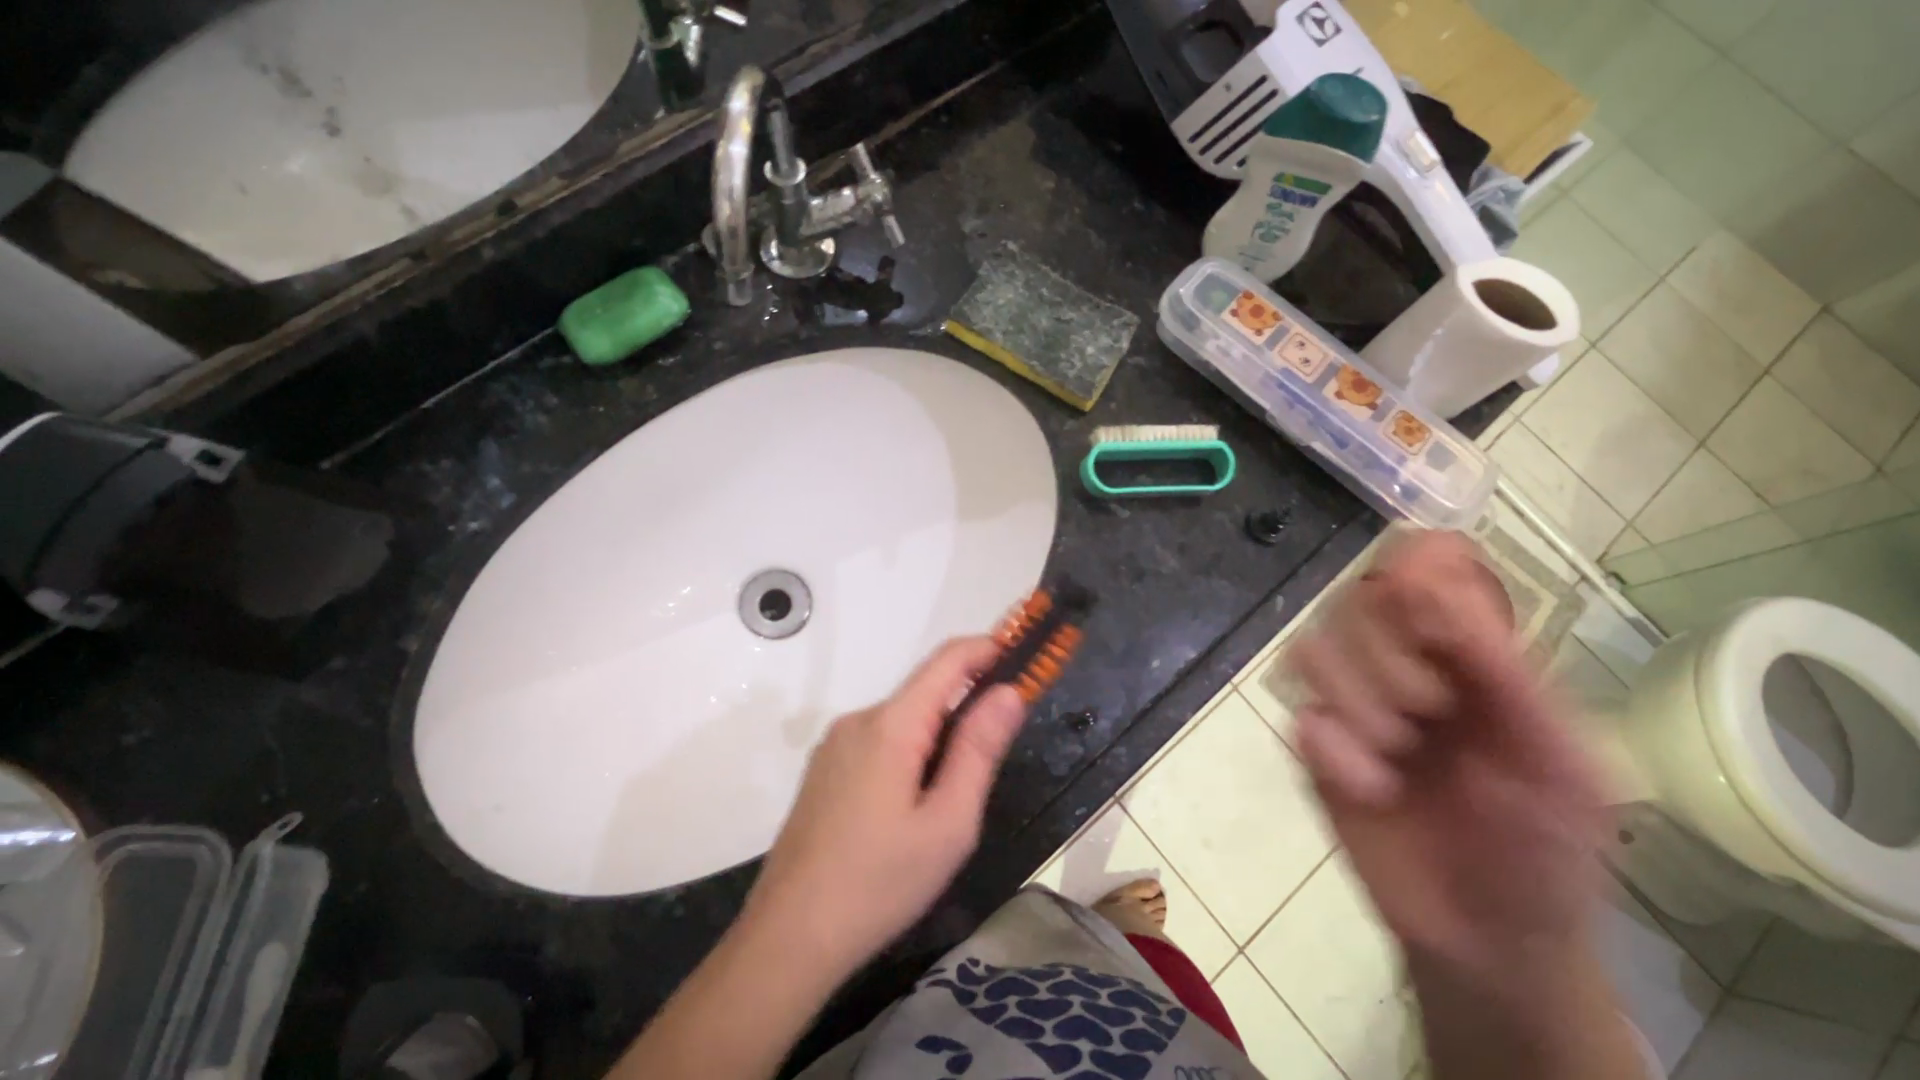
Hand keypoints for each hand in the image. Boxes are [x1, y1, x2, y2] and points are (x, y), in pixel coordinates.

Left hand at [741, 637, 1027, 979]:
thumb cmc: (880, 883)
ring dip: (939, 740)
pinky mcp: (824, 772)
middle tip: (1001, 755)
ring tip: (955, 803)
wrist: (791, 936)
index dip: (990, 649)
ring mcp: (834, 747)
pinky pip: (879, 745)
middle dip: (969, 708)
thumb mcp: (948, 823)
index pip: (947, 660)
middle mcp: (858, 721)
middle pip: (925, 694)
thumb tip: (1009, 692)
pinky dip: (911, 757)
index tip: (1029, 657)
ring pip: (903, 724)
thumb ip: (979, 750)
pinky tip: (914, 812)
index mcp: (891, 725)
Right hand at [1290, 530, 1606, 990]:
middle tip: (1430, 711)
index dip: (1416, 568)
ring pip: (1315, 646)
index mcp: (1478, 654)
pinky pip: (1301, 717)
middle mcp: (1409, 664)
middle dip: (1390, 653)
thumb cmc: (1547, 854)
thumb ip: (1506, 675)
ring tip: (1397, 755)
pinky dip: (1335, 751)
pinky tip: (1372, 791)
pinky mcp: (1319, 750)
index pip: (1431, 565)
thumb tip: (1434, 589)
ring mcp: (1357, 705)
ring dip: (1357, 699)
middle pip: (1359, 596)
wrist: (1489, 941)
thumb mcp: (1562, 764)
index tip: (1423, 613)